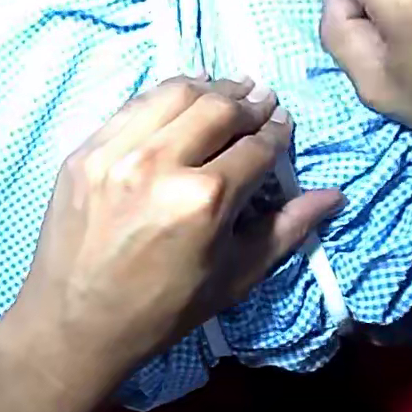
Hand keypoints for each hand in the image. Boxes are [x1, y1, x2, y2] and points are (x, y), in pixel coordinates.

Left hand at [0, 77, 343, 401]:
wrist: (76, 324)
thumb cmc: (165, 310)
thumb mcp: (236, 277)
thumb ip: (287, 229)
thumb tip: (335, 195)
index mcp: (205, 200)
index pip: (256, 147)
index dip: (277, 132)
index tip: (284, 125)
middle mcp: (160, 164)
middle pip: (219, 108)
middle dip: (249, 101)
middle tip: (262, 101)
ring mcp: (115, 152)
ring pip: (175, 93)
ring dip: (210, 88)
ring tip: (227, 92)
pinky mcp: (84, 150)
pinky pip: (133, 105)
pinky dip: (165, 97)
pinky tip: (180, 102)